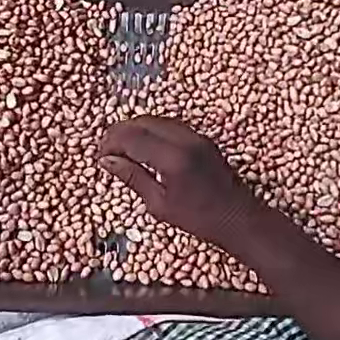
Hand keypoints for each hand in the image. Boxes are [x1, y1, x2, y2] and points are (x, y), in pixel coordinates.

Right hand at [98, 117, 265, 253]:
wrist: (238, 218)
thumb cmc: (199, 219)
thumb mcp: (159, 204)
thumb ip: (133, 177)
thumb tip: (107, 161)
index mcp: (172, 158)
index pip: (132, 137)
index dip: (111, 143)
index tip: (101, 155)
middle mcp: (184, 140)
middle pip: (143, 122)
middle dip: (120, 132)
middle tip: (107, 150)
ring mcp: (196, 137)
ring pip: (156, 120)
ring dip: (136, 129)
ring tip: (122, 149)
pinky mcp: (202, 139)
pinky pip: (170, 125)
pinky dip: (152, 131)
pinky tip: (144, 147)